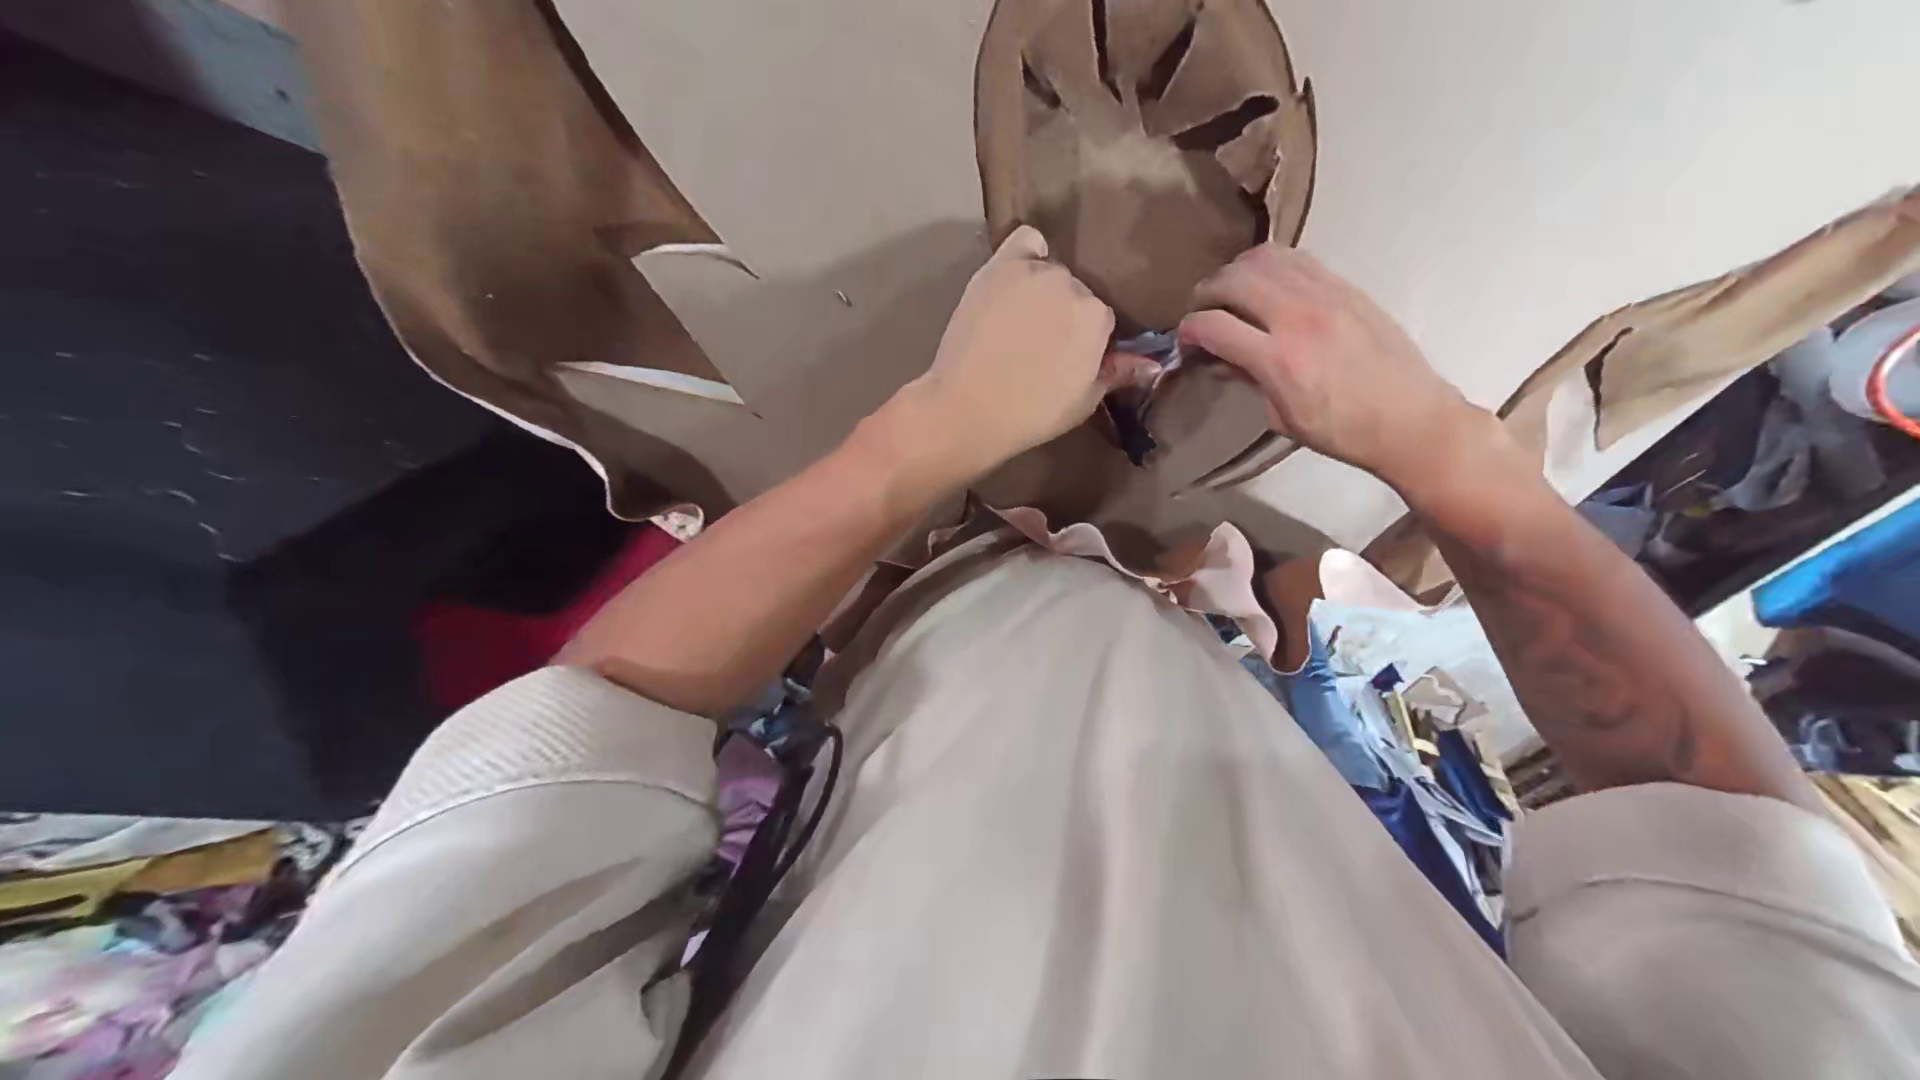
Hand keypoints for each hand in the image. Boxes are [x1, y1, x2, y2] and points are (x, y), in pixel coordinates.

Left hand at [892, 226, 1148, 482]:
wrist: (968, 408)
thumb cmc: (1031, 414)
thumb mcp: (1083, 402)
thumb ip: (1117, 374)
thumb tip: (1151, 364)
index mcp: (1098, 317)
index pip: (1102, 319)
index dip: (1086, 341)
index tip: (1068, 360)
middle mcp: (1072, 284)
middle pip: (1077, 293)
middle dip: (1065, 314)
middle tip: (1040, 344)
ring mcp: (1033, 272)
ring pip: (1050, 272)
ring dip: (1044, 290)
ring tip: (1020, 322)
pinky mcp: (997, 268)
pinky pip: (1025, 241)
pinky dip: (1027, 254)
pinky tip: (1017, 277)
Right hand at [1177, 244, 1484, 484]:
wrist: (1409, 419)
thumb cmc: (1340, 431)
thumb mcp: (1280, 416)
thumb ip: (1248, 379)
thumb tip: (1220, 358)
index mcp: (1278, 360)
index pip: (1213, 326)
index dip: (1188, 330)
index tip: (1184, 341)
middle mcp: (1298, 317)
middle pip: (1234, 280)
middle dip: (1205, 293)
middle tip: (1199, 310)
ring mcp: (1326, 295)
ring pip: (1264, 259)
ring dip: (1236, 271)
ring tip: (1229, 291)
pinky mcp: (1346, 287)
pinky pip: (1297, 259)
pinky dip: (1270, 265)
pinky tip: (1266, 283)